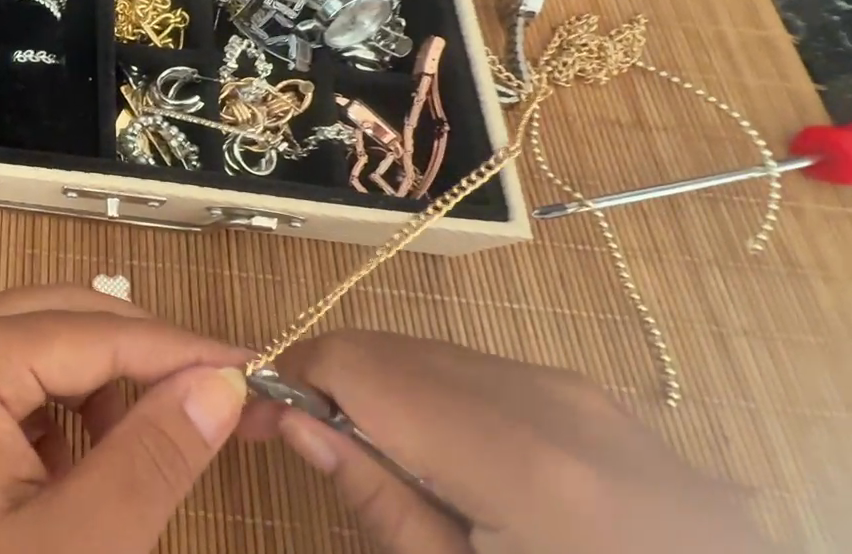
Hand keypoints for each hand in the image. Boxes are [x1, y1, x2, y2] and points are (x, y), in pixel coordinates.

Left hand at [0, 284, 254, 553]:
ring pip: (34, 346)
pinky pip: (1, 380)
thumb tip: (219, 386)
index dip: (183, 351)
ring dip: (95, 389)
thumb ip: (152, 454)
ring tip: (132, 459)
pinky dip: (50, 414)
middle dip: (141, 359)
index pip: (98, 331)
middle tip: (217, 404)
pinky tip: (67, 474)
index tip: (253, 371)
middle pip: (64, 319)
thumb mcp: (74, 542)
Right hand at [241, 330, 773, 553]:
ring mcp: (576, 390)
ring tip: (376, 455)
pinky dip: (431, 394)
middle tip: (303, 439)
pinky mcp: (592, 396)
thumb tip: (295, 423)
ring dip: (379, 388)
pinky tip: (442, 453)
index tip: (258, 419)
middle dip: (330, 384)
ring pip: (427, 354)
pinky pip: (475, 370)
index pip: (355, 364)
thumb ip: (379, 501)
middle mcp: (546, 398)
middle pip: (387, 350)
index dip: (290, 379)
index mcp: (519, 459)